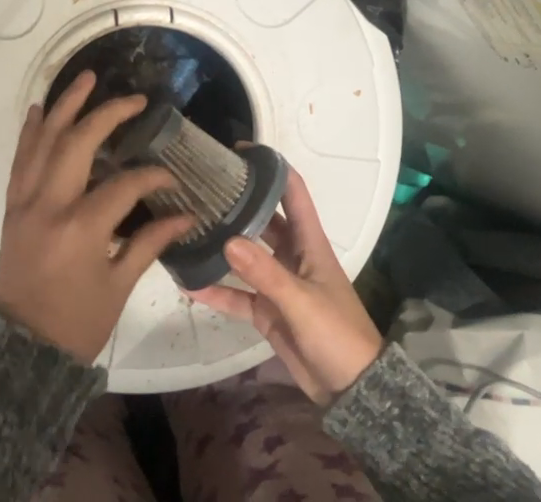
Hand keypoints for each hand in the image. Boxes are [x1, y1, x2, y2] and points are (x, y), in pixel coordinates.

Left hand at [0, 71, 197, 364]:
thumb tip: (185, 215)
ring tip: (85, 79)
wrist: (25, 348)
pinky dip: (31, 132)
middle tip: (133, 99)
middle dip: (107, 114)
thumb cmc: (78, 322)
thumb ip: (149, 242)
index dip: (151, 175)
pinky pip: (20, 160)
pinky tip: (40, 110)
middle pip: (78, 143)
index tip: (172, 174)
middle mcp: (50, 204)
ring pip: (44, 141)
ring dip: (64, 106)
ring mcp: (26, 202)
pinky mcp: (12, 206)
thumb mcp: (119, 285)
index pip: (124, 184)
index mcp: (82, 228)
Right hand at [187, 165, 383, 403]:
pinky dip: (216, 289)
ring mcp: (278, 284)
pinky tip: (189, 282)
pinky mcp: (267, 311)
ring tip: (188, 226)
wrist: (352, 390)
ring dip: (221, 244)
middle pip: (263, 219)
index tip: (239, 151)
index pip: (294, 193)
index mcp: (311, 244)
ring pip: (245, 255)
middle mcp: (293, 257)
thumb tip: (227, 239)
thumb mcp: (301, 302)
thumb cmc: (337, 334)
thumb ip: (264, 273)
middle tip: (201, 185)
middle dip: (238, 202)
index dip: (271, 168)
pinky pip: (237, 294)